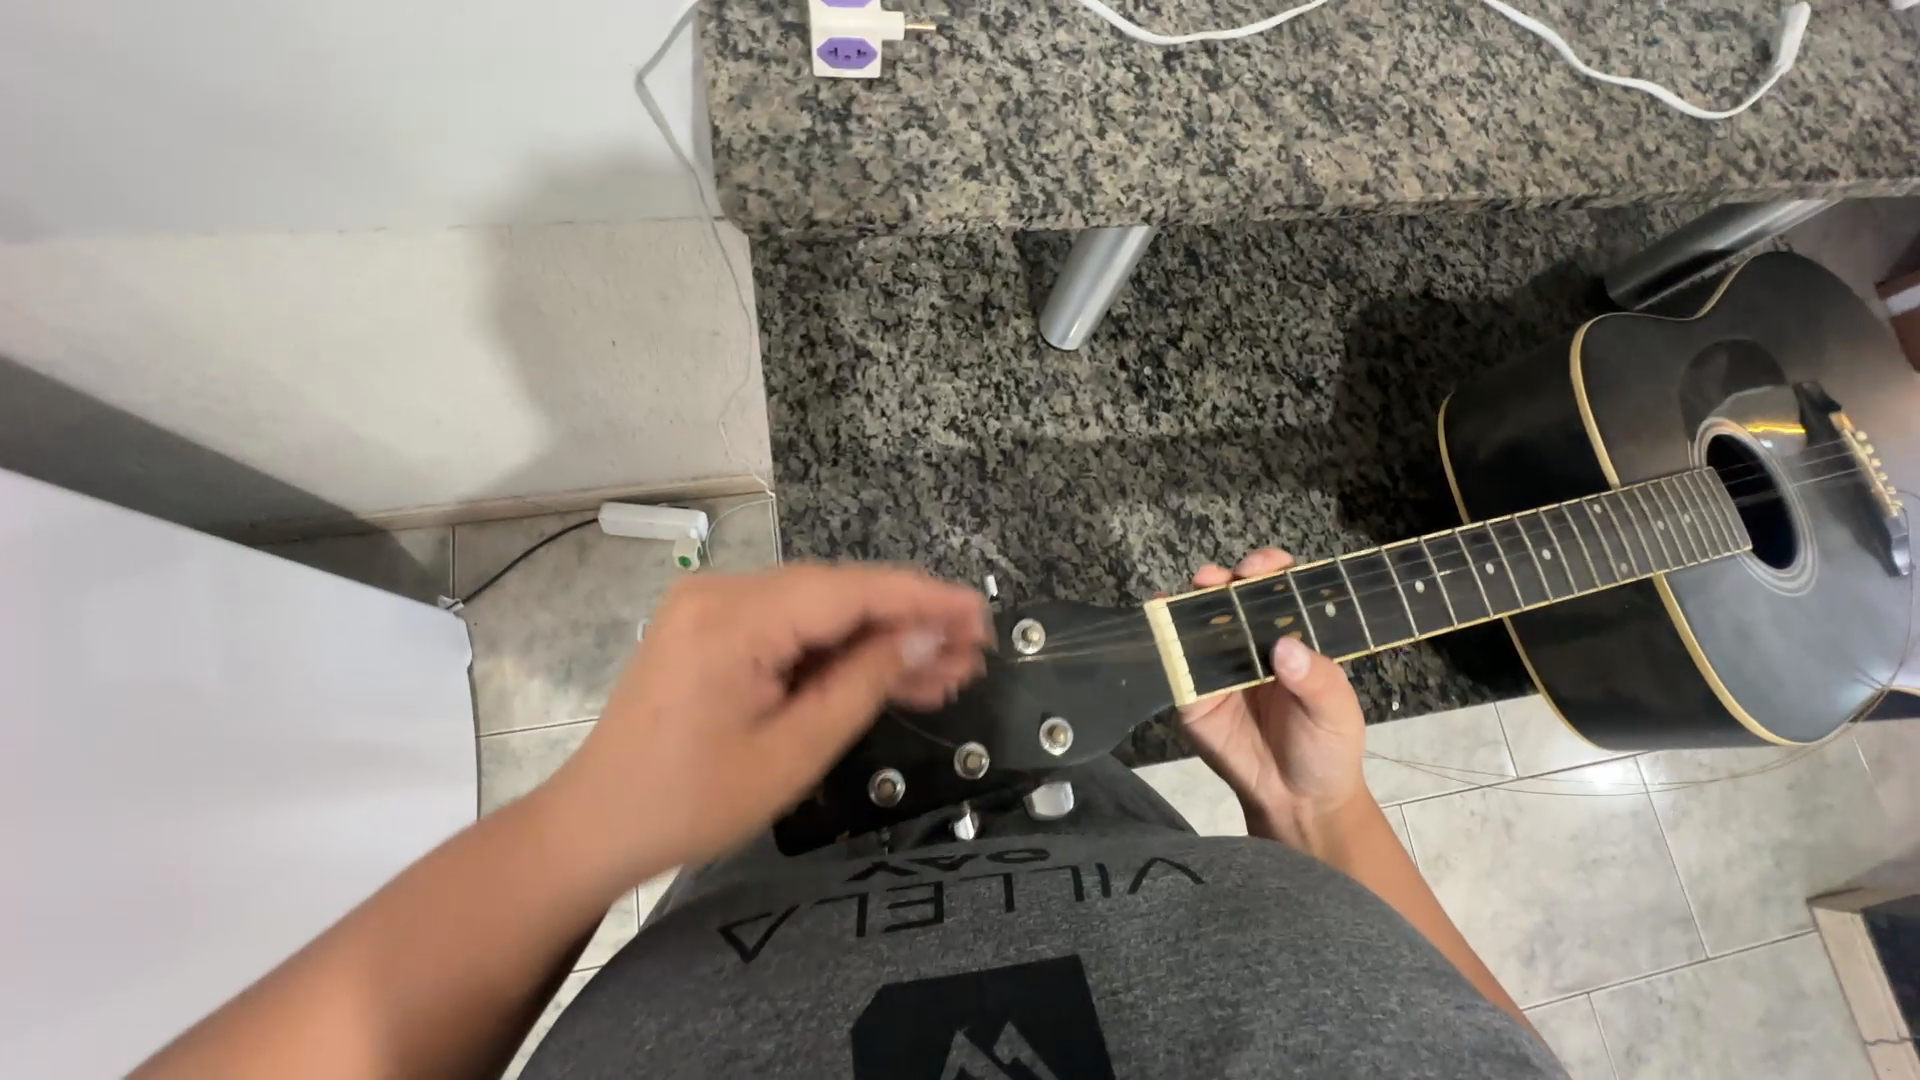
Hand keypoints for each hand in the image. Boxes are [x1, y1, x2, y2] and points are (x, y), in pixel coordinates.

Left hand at [551, 563, 990, 880]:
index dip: (922, 599)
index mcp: (733, 619)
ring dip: (880, 640)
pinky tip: (890, 672)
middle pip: (838, 596)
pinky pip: (793, 629)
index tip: (980, 612)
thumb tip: (924, 634)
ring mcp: (716, 606)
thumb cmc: (693, 803)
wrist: (596, 823)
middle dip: (909, 623)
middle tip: (973, 651)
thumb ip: (864, 682)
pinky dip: (839, 652)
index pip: (849, 591)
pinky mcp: (716, 627)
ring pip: (821, 613)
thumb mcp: (794, 752)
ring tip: (946, 669)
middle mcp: (723, 592)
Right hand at [1176, 548, 1369, 849]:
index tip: (1262, 569)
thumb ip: (1317, 679)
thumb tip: (1285, 646)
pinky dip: (1161, 635)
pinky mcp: (1188, 689)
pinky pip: (1172, 658)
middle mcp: (1248, 639)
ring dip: (1190, 598)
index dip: (1268, 568)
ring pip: (1197, 619)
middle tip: (1220, 580)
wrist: (1294, 799)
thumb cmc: (1326, 747)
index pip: (1276, 587)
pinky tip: (1157, 619)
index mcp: (1289, 634)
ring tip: (1193, 592)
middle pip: (1230, 594)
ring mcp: (1215, 662)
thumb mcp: (1335, 712)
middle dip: (1223, 577)